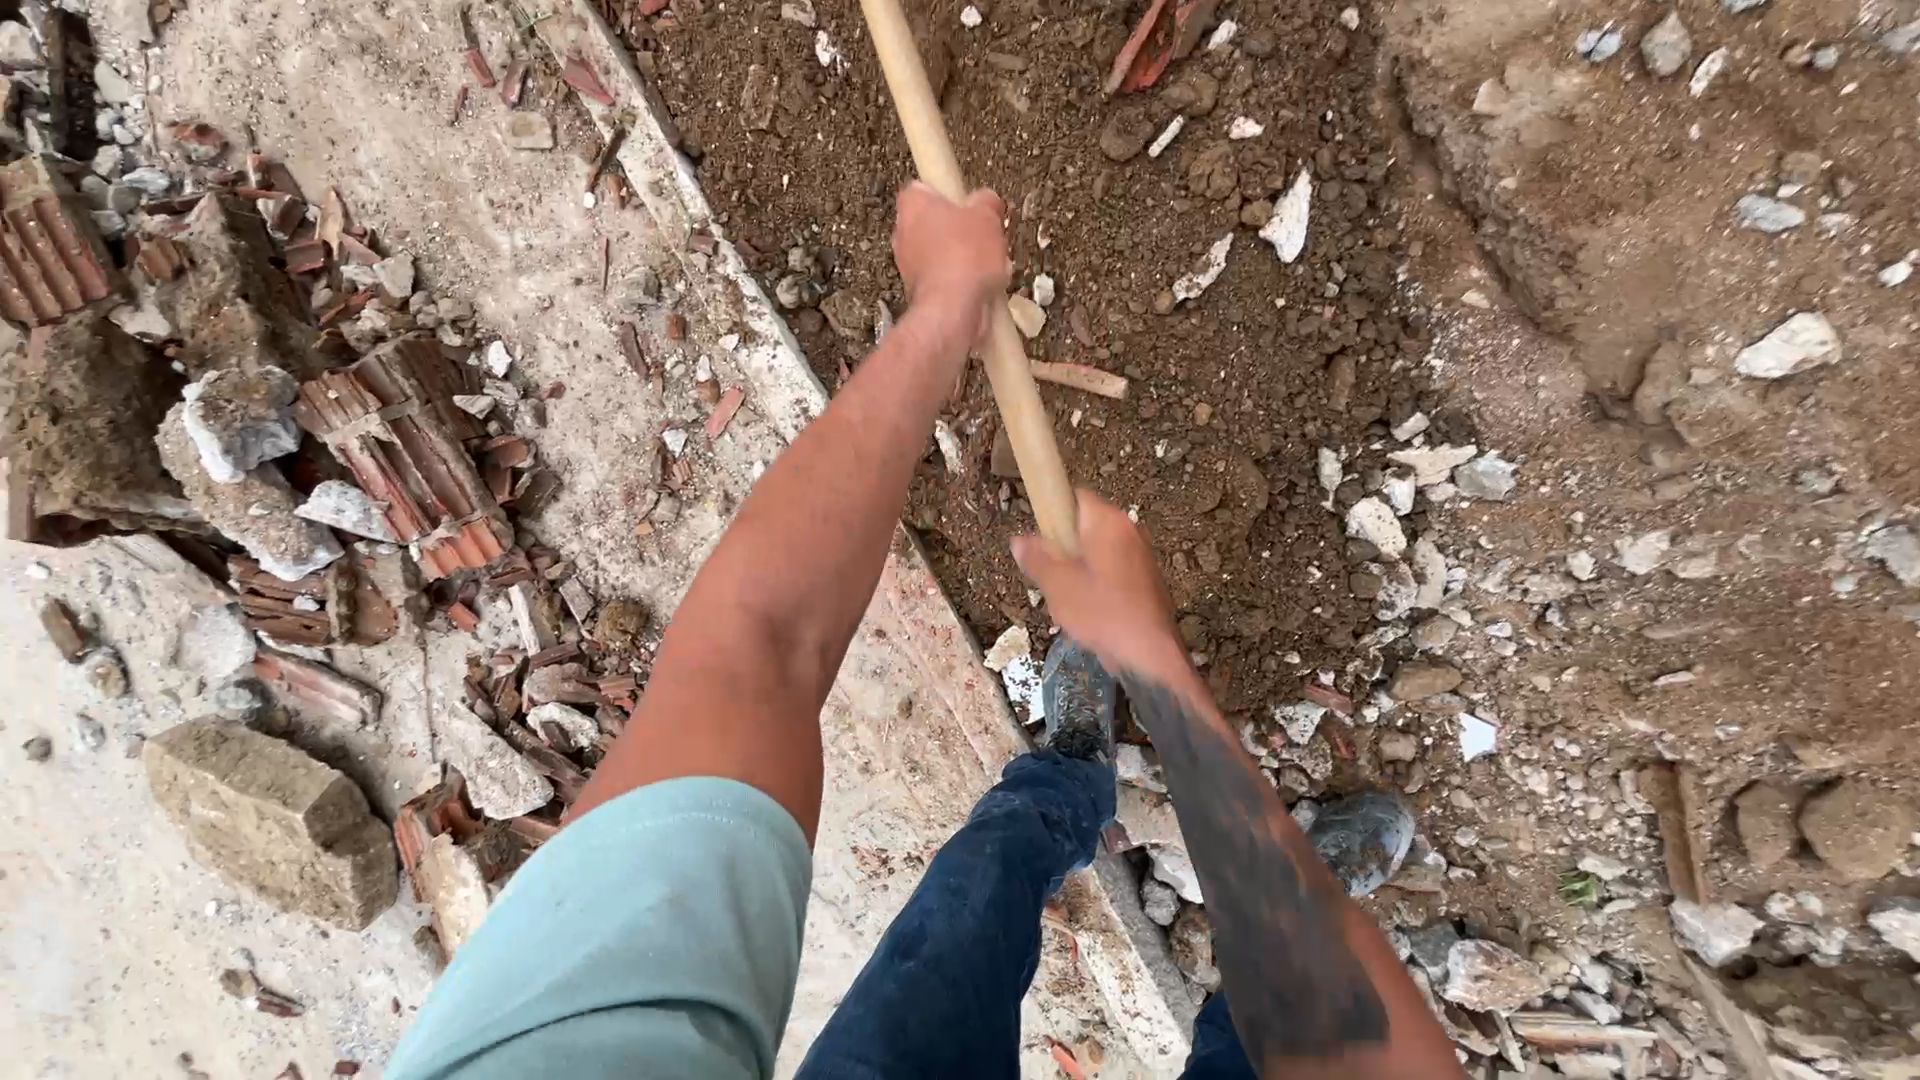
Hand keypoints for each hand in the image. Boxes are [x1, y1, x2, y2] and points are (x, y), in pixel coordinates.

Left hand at [892, 182, 1008, 339]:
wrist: (952, 311)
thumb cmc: (965, 256)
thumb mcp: (987, 216)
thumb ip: (987, 202)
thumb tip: (988, 201)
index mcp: (912, 204)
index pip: (925, 189)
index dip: (949, 195)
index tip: (968, 204)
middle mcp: (902, 233)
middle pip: (935, 224)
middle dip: (960, 231)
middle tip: (984, 236)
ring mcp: (908, 266)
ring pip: (941, 255)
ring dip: (963, 260)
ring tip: (989, 266)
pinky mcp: (919, 293)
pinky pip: (943, 281)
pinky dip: (960, 284)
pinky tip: (981, 288)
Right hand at [1010, 490, 1191, 685]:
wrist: (1152, 655)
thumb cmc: (1104, 614)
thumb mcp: (1058, 586)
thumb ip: (1037, 559)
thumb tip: (1019, 540)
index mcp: (1109, 522)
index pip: (1074, 497)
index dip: (1051, 514)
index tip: (1038, 540)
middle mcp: (1129, 530)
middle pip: (1084, 527)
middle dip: (1062, 549)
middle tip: (1048, 576)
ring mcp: (1140, 555)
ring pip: (1095, 552)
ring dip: (1076, 571)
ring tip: (1066, 599)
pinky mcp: (1145, 579)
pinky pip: (1110, 571)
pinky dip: (1095, 584)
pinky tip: (1088, 612)